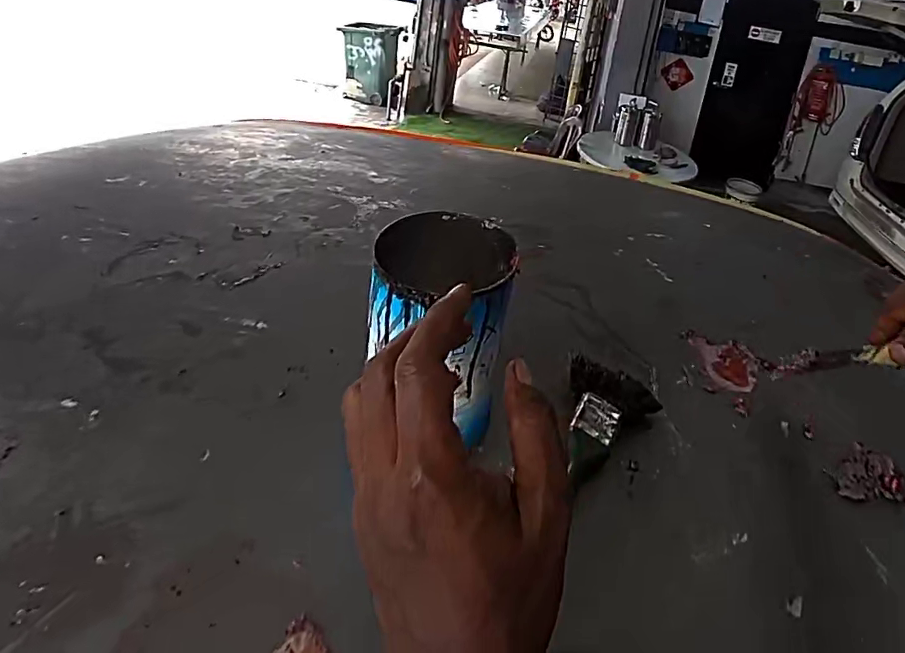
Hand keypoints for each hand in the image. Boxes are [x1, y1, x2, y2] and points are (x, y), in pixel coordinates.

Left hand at [342, 284, 570, 652]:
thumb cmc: (506, 604)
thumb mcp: (548, 515)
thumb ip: (538, 433)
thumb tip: (519, 374)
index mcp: (432, 477)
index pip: (416, 371)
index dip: (438, 322)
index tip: (460, 300)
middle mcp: (385, 481)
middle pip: (376, 376)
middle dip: (412, 332)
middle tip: (450, 317)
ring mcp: (365, 498)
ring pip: (356, 401)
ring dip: (390, 361)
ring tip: (432, 349)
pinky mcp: (361, 512)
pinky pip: (358, 431)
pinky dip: (382, 395)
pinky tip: (417, 400)